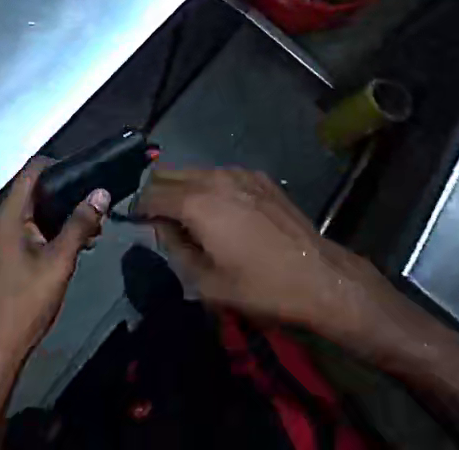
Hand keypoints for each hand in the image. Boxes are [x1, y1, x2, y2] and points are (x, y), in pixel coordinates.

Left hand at [0, 159, 109, 364]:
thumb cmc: (26, 301)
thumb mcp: (59, 262)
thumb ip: (80, 225)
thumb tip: (100, 192)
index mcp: (8, 213)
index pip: (31, 170)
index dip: (58, 165)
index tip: (86, 173)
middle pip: (32, 191)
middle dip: (64, 194)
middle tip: (96, 207)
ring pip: (31, 213)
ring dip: (59, 216)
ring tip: (91, 230)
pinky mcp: (1, 255)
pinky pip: (26, 230)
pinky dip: (48, 231)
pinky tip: (71, 248)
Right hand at [136, 167, 389, 337]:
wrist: (324, 280)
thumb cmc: (263, 287)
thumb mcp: (208, 284)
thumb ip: (175, 251)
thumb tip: (161, 230)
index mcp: (195, 202)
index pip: (150, 194)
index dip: (137, 208)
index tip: (134, 221)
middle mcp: (211, 178)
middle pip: (166, 173)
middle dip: (155, 192)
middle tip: (157, 217)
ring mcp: (236, 173)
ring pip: (192, 171)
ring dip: (181, 187)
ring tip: (188, 214)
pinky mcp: (257, 177)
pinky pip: (218, 174)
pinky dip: (208, 186)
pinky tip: (221, 210)